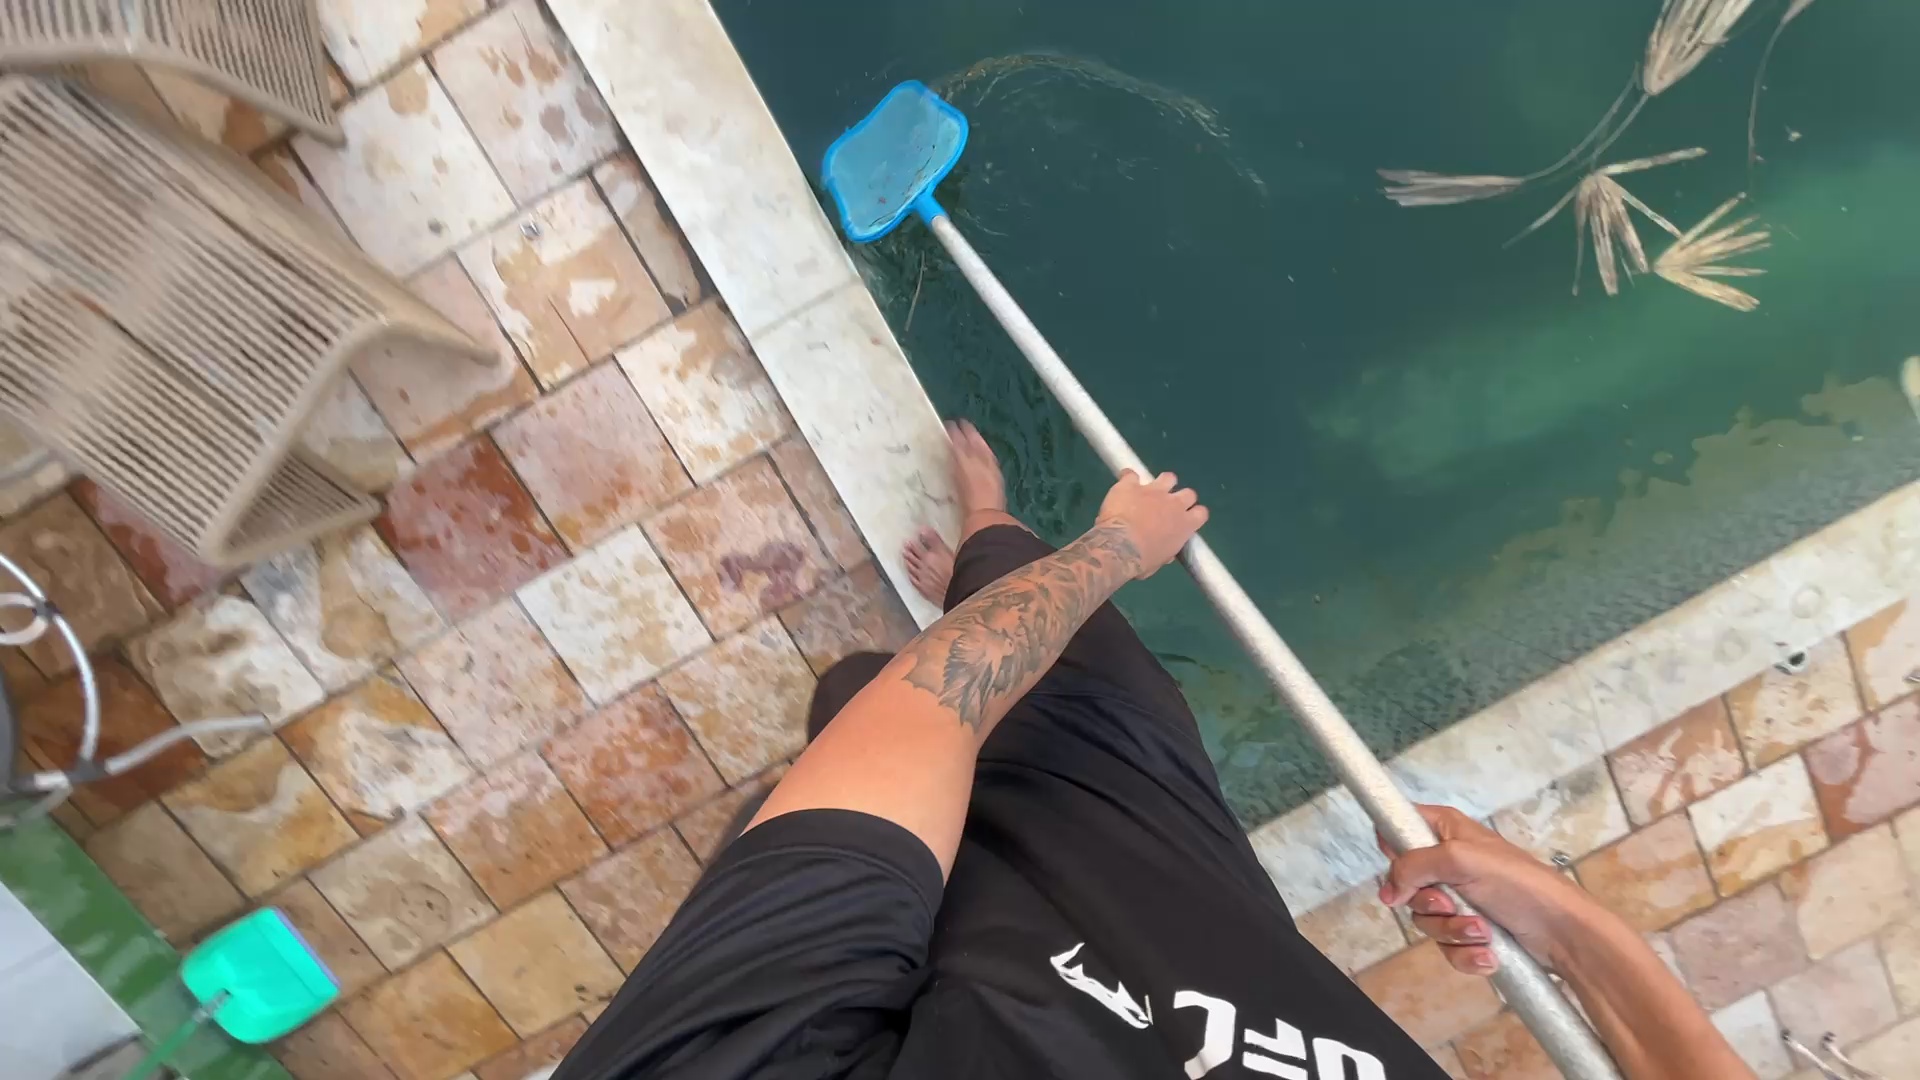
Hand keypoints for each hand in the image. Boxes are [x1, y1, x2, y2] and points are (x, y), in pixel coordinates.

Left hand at [1095, 471, 1207, 578]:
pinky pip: (1130, 475)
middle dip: (1179, 498)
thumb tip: (1167, 551)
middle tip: (1166, 507)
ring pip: (1168, 477)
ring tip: (1150, 492)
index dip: (1193, 514)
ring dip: (1161, 483)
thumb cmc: (1141, 561)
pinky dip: (1128, 479)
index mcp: (1185, 524)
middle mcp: (1174, 503)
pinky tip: (1123, 485)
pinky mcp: (1131, 485)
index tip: (1184, 518)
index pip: (1201, 513)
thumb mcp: (1160, 561)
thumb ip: (1167, 550)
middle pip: (1189, 493)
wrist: (1119, 547)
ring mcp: (1153, 491)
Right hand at [1378, 805, 1607, 975]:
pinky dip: (1464, 952)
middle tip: (1448, 903)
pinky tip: (1488, 953)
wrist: (1570, 935)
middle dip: (1426, 901)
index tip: (1404, 868)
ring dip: (1450, 930)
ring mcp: (1458, 899)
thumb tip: (1388, 893)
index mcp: (1444, 831)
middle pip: (1405, 881)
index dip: (1394, 848)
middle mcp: (1446, 862)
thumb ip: (1413, 865)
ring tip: (1482, 932)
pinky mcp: (1470, 931)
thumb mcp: (1459, 859)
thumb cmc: (1519, 883)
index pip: (1397, 828)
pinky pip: (1445, 944)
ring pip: (1424, 917)